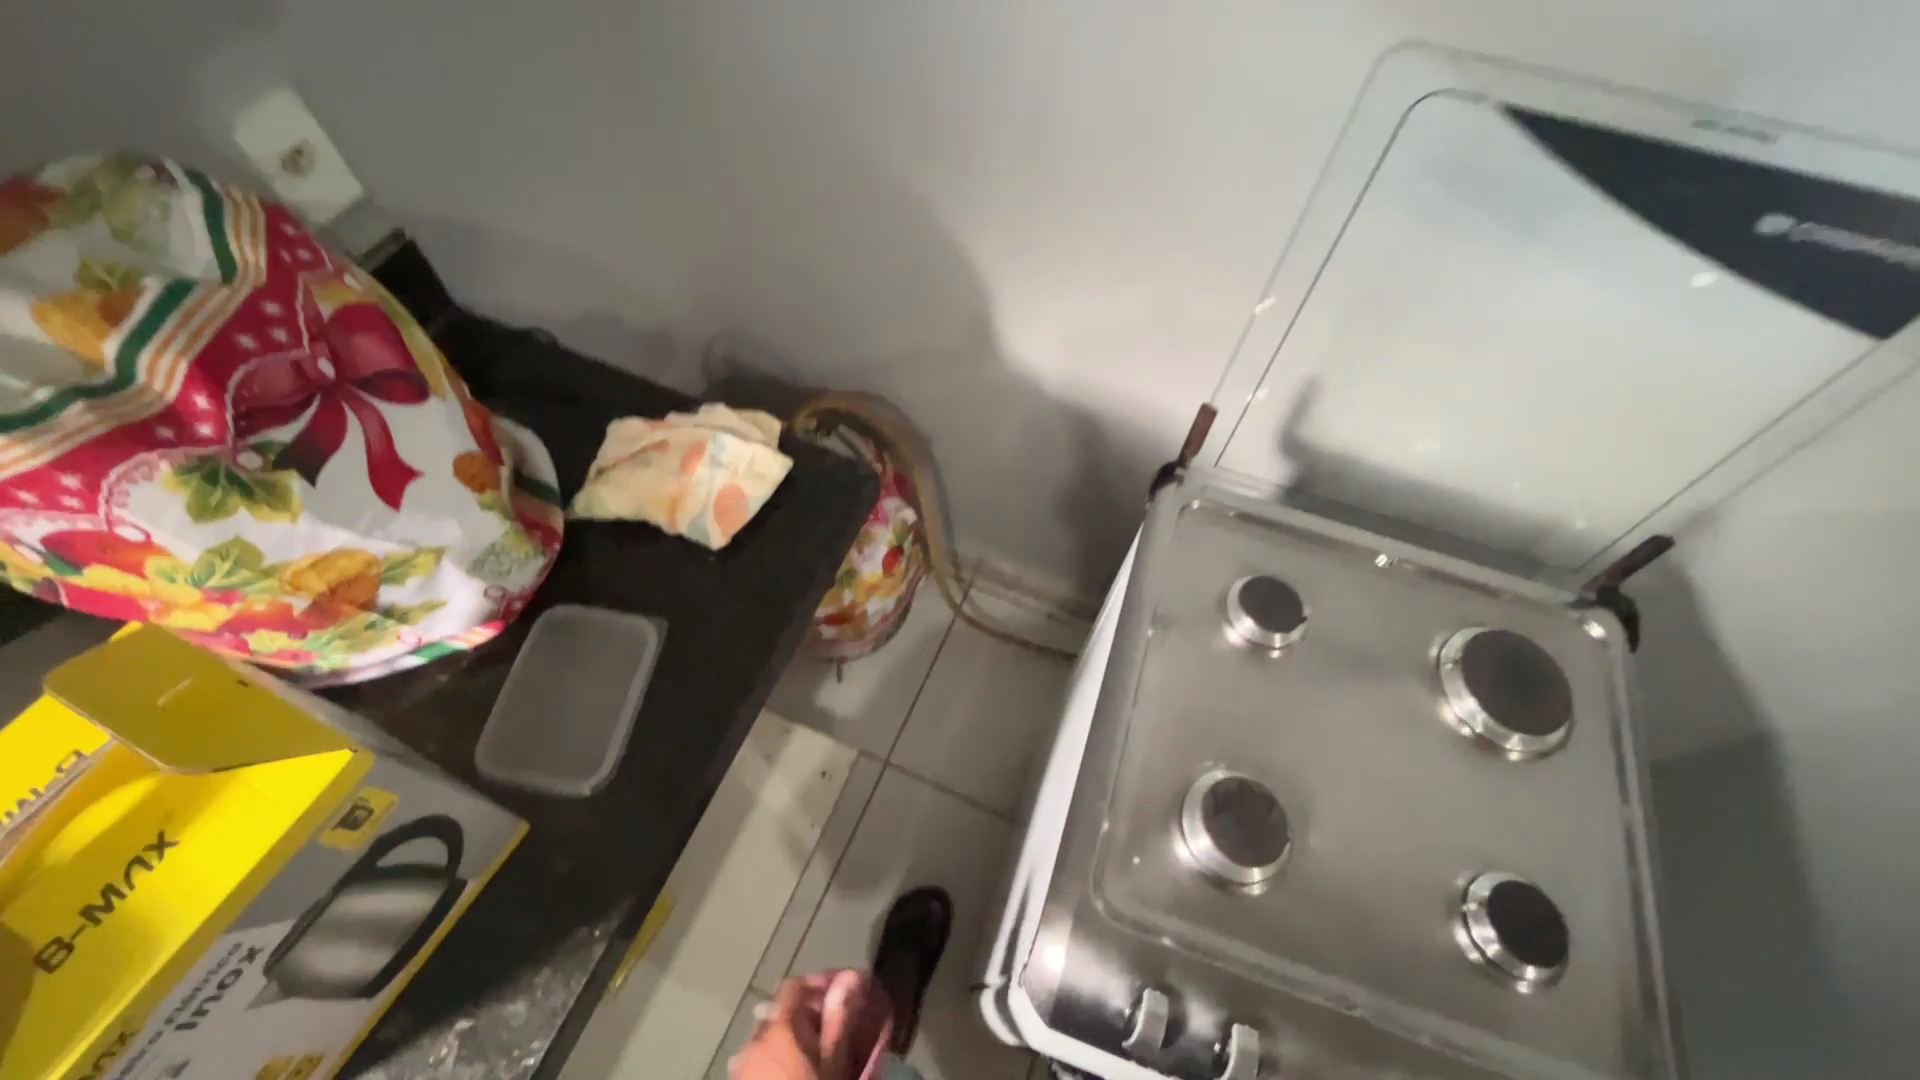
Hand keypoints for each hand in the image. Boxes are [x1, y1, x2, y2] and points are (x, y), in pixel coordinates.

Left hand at [730, 971, 868, 1079]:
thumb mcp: (834, 1066)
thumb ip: (839, 1021)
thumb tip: (850, 979)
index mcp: (779, 1029)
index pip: (795, 986)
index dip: (817, 984)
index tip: (839, 994)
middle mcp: (754, 1041)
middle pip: (780, 1013)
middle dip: (804, 1016)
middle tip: (830, 1032)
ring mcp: (741, 1066)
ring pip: (768, 1038)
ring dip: (789, 1040)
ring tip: (811, 1059)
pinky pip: (757, 1062)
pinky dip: (774, 1061)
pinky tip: (791, 1076)